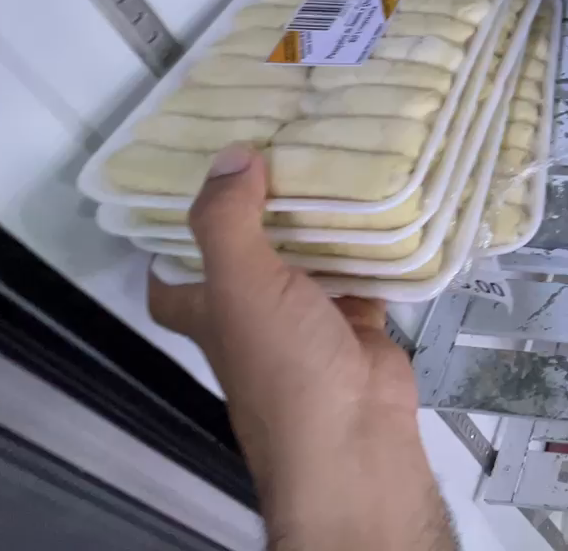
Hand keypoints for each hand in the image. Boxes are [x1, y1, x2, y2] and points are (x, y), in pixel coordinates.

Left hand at [150, 144, 449, 550]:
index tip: (211, 165)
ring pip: (312, 252)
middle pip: (254, 244)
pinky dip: (374, 240)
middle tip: (291, 141)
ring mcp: (308, 311)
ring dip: (325, 217)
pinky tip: (389, 200)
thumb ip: (228, 221)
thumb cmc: (282, 360)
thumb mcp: (240, 286)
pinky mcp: (356, 313)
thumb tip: (230, 154)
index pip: (177, 259)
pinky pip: (363, 266)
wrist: (353, 426)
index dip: (184, 218)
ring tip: (344, 155)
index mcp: (209, 305)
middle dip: (270, 202)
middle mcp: (253, 305)